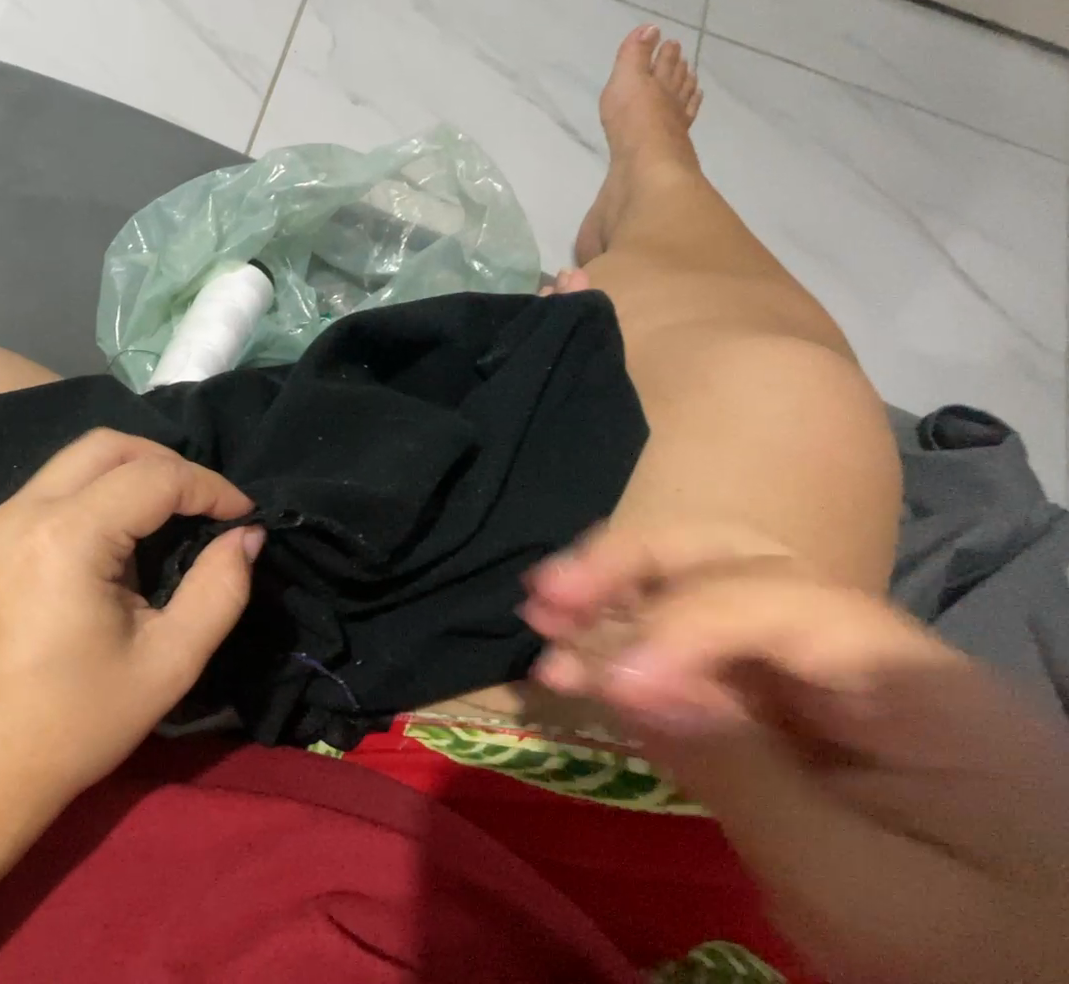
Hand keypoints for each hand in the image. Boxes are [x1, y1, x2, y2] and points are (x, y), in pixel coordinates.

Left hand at [0, 430, 263, 832]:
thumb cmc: (76, 724)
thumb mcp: (168, 663)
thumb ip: (219, 590)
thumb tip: (247, 535)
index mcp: (65, 538)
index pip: (152, 477)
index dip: (209, 487)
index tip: (245, 515)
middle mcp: (20, 512)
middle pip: (105, 445)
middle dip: (166, 462)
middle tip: (206, 505)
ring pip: (72, 463)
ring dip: (127, 476)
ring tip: (167, 522)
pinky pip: (47, 492)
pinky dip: (91, 496)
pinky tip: (115, 544)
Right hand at [523, 525, 1068, 983]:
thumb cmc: (967, 952)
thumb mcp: (855, 886)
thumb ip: (742, 773)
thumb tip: (625, 680)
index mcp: (913, 684)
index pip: (781, 605)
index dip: (680, 627)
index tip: (605, 684)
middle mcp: (864, 650)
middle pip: (738, 562)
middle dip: (633, 568)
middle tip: (545, 596)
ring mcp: (820, 672)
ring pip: (705, 591)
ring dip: (614, 596)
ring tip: (540, 618)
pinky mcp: (783, 703)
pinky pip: (693, 652)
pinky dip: (625, 645)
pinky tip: (574, 659)